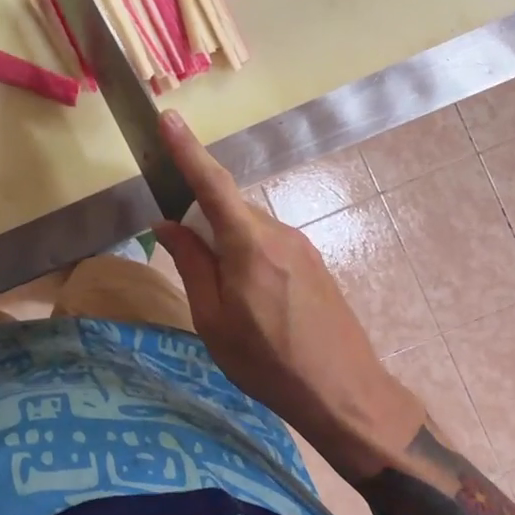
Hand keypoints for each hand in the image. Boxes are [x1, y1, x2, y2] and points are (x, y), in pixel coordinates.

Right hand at [151, 111, 425, 480]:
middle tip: (179, 254)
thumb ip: (190, 264)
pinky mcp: (311, 263)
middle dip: (197, 218)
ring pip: (245, 227)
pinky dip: (242, 254)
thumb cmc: (268, 364)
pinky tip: (246, 298)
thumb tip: (167, 224)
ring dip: (221, 243)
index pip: (210, 184)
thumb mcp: (213, 320)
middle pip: (226, 208)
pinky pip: (264, 243)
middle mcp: (277, 234)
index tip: (167, 118)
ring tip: (220, 295)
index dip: (186, 150)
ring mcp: (300, 247)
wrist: (348, 396)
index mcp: (248, 245)